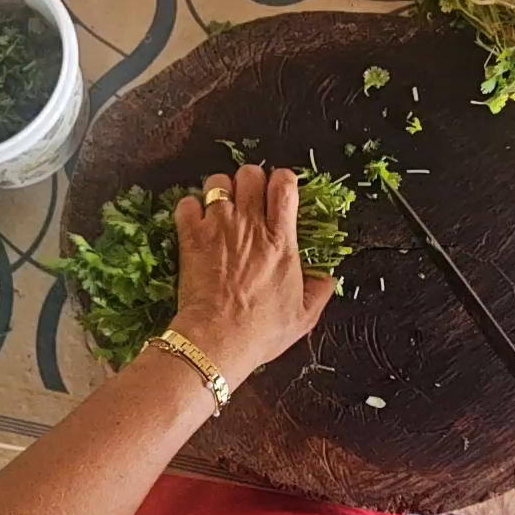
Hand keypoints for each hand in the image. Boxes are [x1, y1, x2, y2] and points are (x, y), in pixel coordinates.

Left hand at [170, 165, 334, 389]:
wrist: (217, 340)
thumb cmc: (260, 331)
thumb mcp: (303, 317)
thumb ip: (319, 291)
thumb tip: (328, 279)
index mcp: (280, 240)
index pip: (284, 185)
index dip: (283, 181)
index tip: (280, 192)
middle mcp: (249, 226)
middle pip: (250, 174)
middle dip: (251, 181)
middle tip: (249, 199)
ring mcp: (217, 228)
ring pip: (217, 183)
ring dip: (220, 192)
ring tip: (221, 208)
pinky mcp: (191, 237)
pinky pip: (186, 204)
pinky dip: (190, 209)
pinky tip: (195, 223)